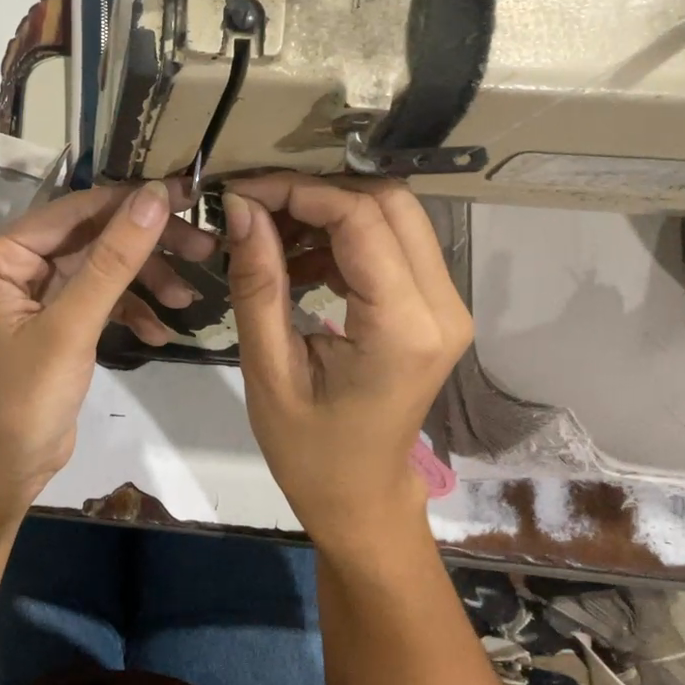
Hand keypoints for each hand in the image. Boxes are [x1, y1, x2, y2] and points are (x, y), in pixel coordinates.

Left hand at [0, 181, 217, 505]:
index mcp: (1, 255)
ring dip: (146, 281)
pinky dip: (131, 311)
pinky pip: (102, 298)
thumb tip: (156, 197)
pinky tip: (159, 334)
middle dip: (147, 246)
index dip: (132, 202)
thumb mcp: (72, 327)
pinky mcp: (58, 318)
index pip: (75, 210)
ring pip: (103, 266)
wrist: (11, 466)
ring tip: (187, 300)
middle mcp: (15, 264)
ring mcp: (37, 291)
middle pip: (93, 235)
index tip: (190, 197)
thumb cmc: (27, 397)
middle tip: (205, 247)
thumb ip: (114, 261)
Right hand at [222, 173, 471, 545]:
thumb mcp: (268, 368)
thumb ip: (259, 283)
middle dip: (316, 190)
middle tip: (252, 204)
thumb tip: (240, 209)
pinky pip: (392, 244)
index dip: (297, 192)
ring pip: (394, 215)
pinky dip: (342, 235)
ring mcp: (446, 304)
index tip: (239, 193)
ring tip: (267, 231)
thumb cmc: (307, 447)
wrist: (358, 494)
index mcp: (404, 327)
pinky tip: (296, 257)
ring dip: (329, 209)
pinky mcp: (433, 307)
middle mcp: (442, 305)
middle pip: (390, 202)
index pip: (361, 219)